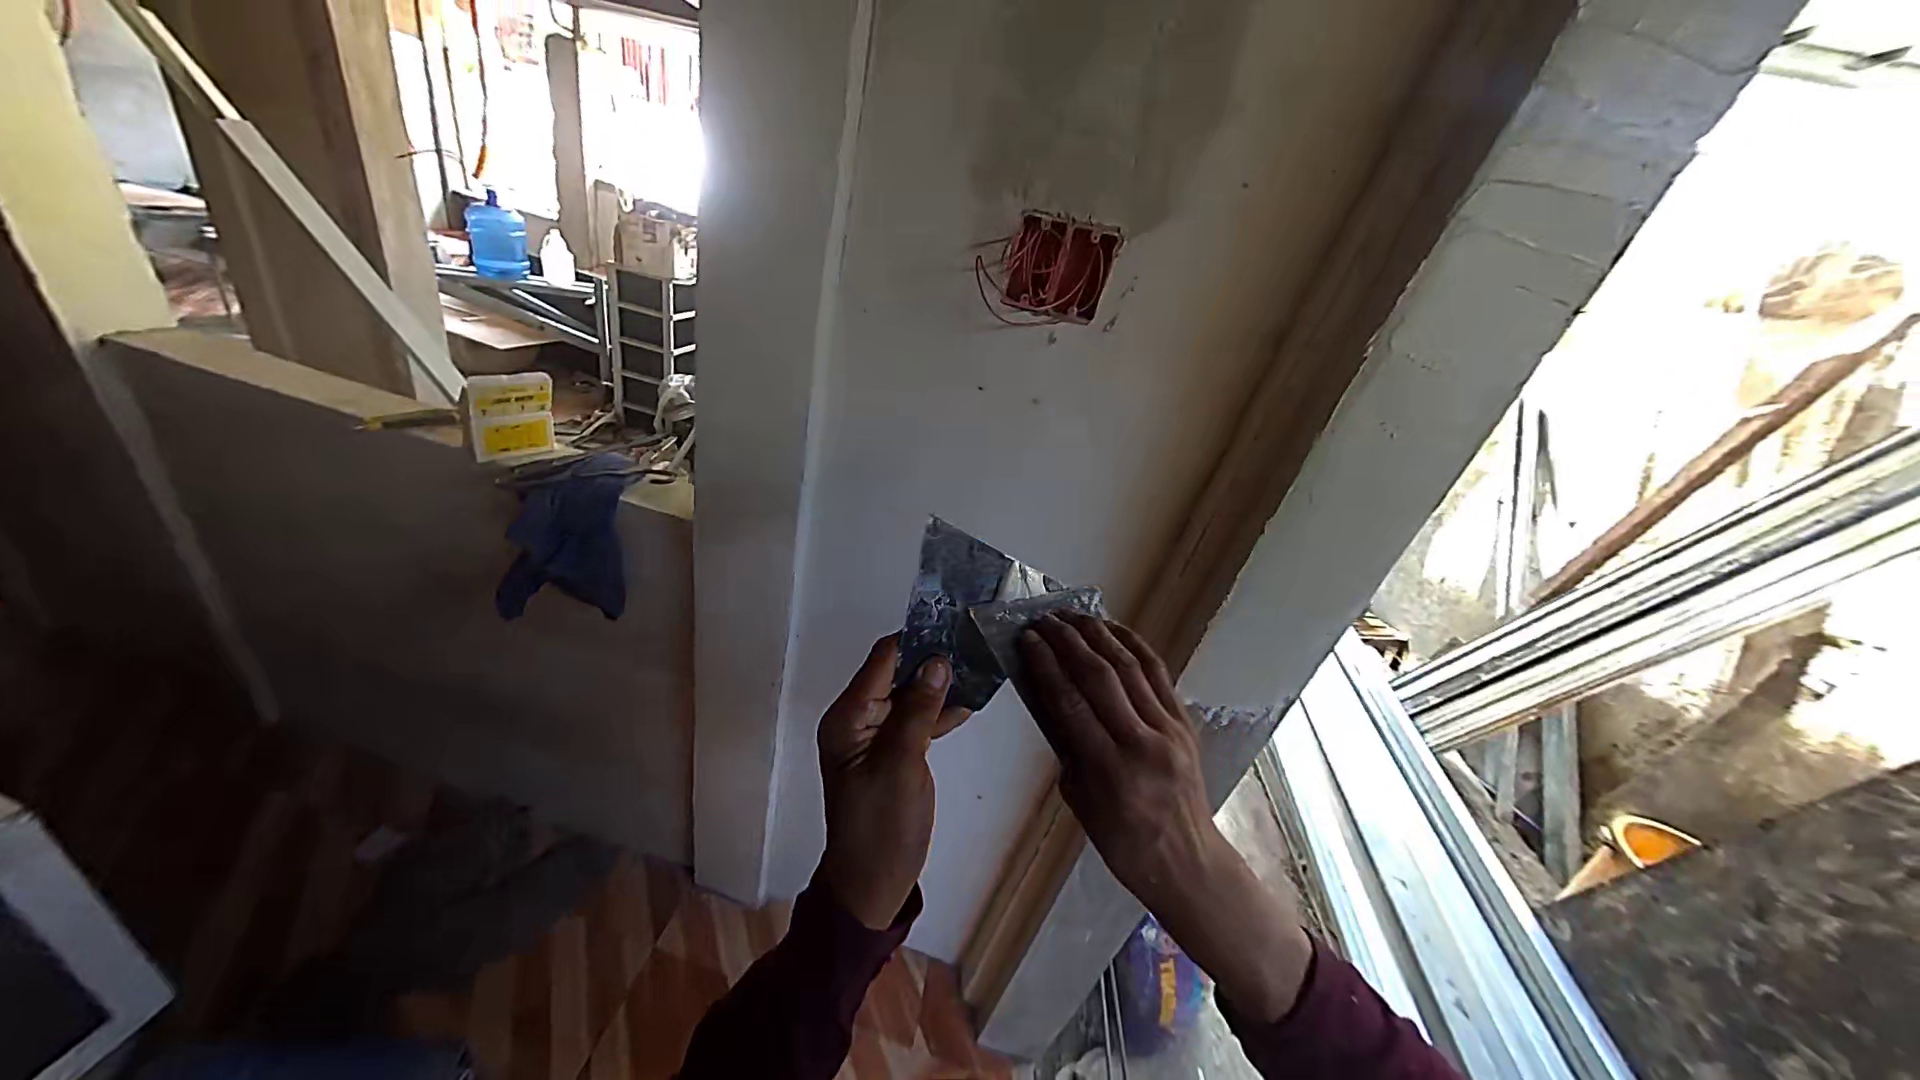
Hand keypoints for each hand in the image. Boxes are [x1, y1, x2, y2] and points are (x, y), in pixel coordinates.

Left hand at [817, 636, 971, 928]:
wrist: (872, 884)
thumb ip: (919, 710)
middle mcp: (857, 719)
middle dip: (930, 659)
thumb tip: (937, 661)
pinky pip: (914, 720)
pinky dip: (937, 713)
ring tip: (976, 666)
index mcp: (848, 717)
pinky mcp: (892, 752)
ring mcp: (874, 736)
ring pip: (908, 696)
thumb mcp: (902, 764)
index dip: (914, 638)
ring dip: (937, 685)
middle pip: (895, 674)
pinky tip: (967, 704)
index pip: (881, 660)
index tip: (951, 622)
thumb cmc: (882, 826)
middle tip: (971, 641)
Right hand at [1018, 614, 1311, 1021]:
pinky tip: (1114, 629)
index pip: (1071, 703)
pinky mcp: (1186, 722)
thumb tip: (1051, 700)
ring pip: (1130, 667)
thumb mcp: (1080, 802)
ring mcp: (1170, 730)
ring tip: (1074, 616)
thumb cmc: (1123, 843)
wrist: (1188, 862)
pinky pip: (1158, 674)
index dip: (1046, 665)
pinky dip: (1134, 646)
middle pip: (1100, 676)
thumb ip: (1067, 749)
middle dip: (1068, 641)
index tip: (1028, 639)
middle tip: (1046, 620)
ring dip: (1099, 635)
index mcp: (1110, 770)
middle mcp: (1142, 743)